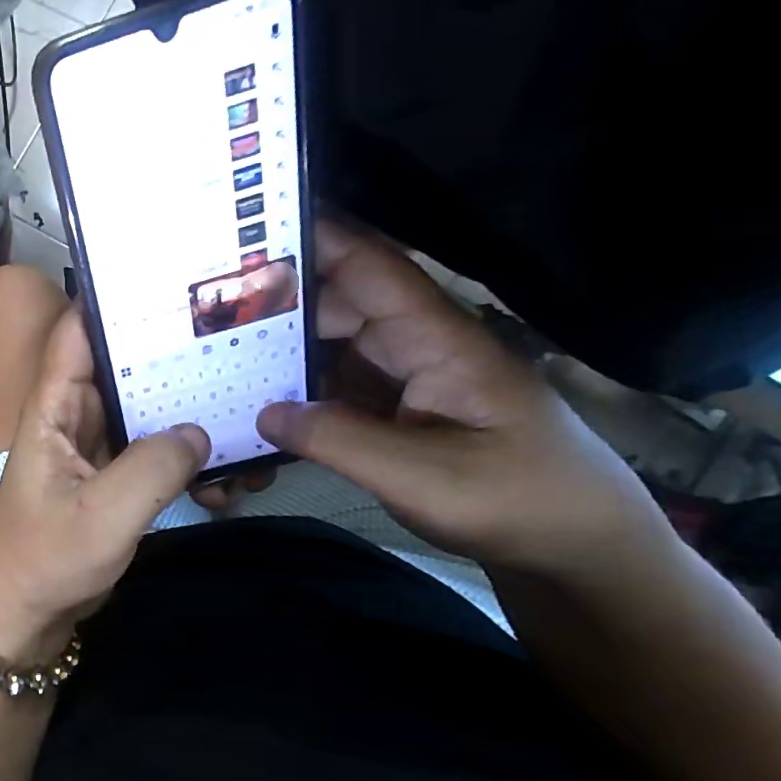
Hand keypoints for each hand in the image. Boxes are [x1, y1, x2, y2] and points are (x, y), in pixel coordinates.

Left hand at [0, 311, 210, 660]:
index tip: (172, 281)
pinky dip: (191, 452)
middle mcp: (79, 413)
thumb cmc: (46, 562)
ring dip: (192, 407)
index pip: (80, 330)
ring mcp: (102, 444)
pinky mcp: (119, 473)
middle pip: (128, 363)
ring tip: (244, 407)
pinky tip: (227, 469)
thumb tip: (202, 430)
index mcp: (56, 406)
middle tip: (233, 337)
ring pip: (151, 405)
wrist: (28, 623)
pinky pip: (160, 446)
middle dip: (175, 353)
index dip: (116, 299)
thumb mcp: (101, 516)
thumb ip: (153, 468)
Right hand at [255, 220, 668, 576]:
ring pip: (330, 348)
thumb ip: (342, 441)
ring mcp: (403, 379)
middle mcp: (412, 343)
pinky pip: (337, 391)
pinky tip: (259, 410)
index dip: (311, 238)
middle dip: (274, 305)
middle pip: (334, 305)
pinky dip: (301, 397)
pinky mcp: (396, 412)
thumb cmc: (522, 500)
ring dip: (282, 356)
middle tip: (202, 316)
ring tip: (218, 362)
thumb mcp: (428, 478)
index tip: (243, 232)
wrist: (579, 548)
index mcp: (433, 335)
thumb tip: (266, 413)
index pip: (367, 265)